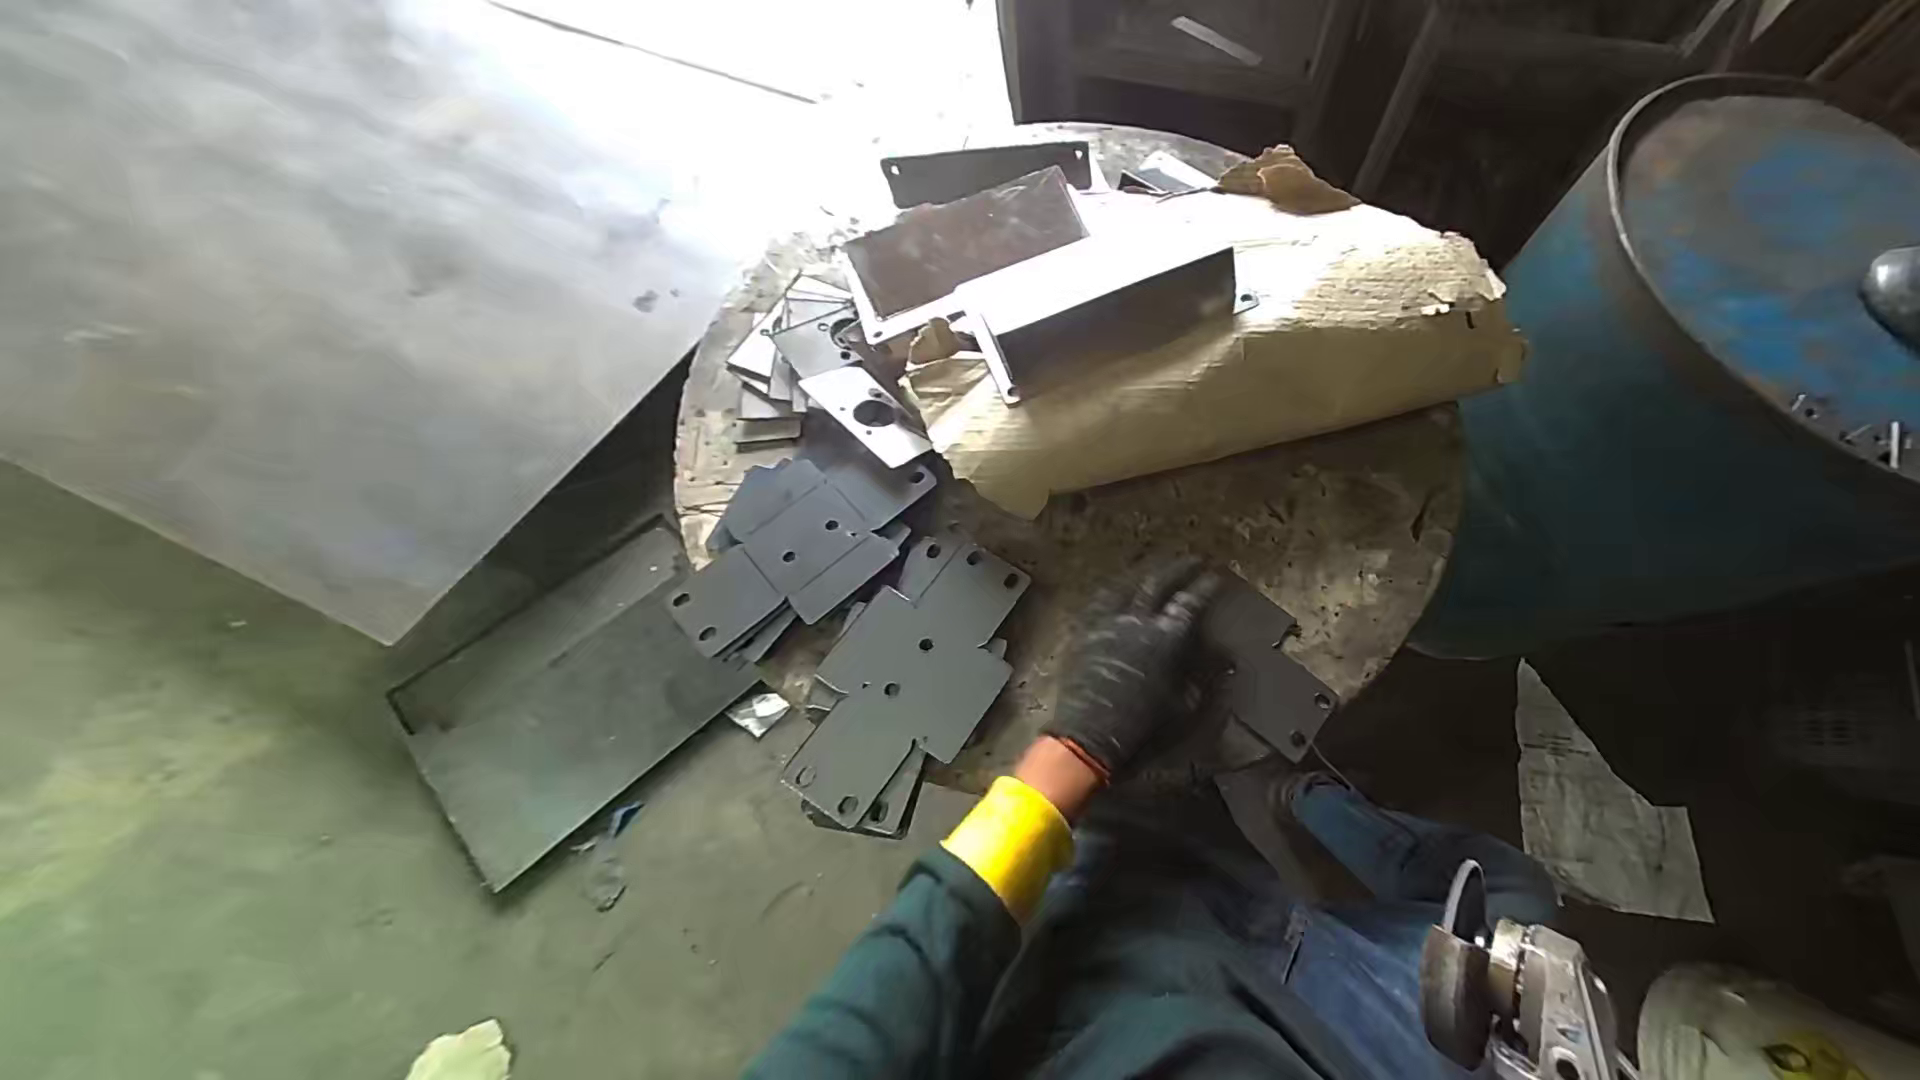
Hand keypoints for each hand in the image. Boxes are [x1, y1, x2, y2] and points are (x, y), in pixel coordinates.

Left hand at [1041, 558, 1222, 780]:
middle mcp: (1136, 622)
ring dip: (1143, 574)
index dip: (1206, 586)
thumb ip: (1205, 679)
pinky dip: (1113, 592)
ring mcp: (1106, 623)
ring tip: (1154, 568)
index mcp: (1166, 638)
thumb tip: (1224, 662)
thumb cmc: (1142, 727)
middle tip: (1192, 559)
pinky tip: (1116, 591)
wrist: (1089, 734)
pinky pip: (1099, 602)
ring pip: (1126, 586)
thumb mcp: (1185, 707)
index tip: (1216, 575)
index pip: (1191, 602)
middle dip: (1178, 568)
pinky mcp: (1084, 632)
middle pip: (1158, 583)